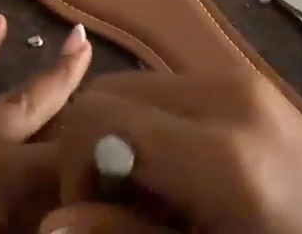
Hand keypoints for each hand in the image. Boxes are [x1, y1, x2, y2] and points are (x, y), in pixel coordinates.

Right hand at [39, 73, 301, 233]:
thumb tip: (50, 225)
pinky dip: (153, 128)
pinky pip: (170, 93)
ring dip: (122, 139)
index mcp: (224, 154)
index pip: (96, 120)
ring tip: (151, 201)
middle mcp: (226, 95)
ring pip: (136, 88)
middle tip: (116, 216)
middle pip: (109, 94)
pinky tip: (181, 179)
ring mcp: (241, 82)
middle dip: (92, 153)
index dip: (74, 173)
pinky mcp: (251, 85)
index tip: (92, 224)